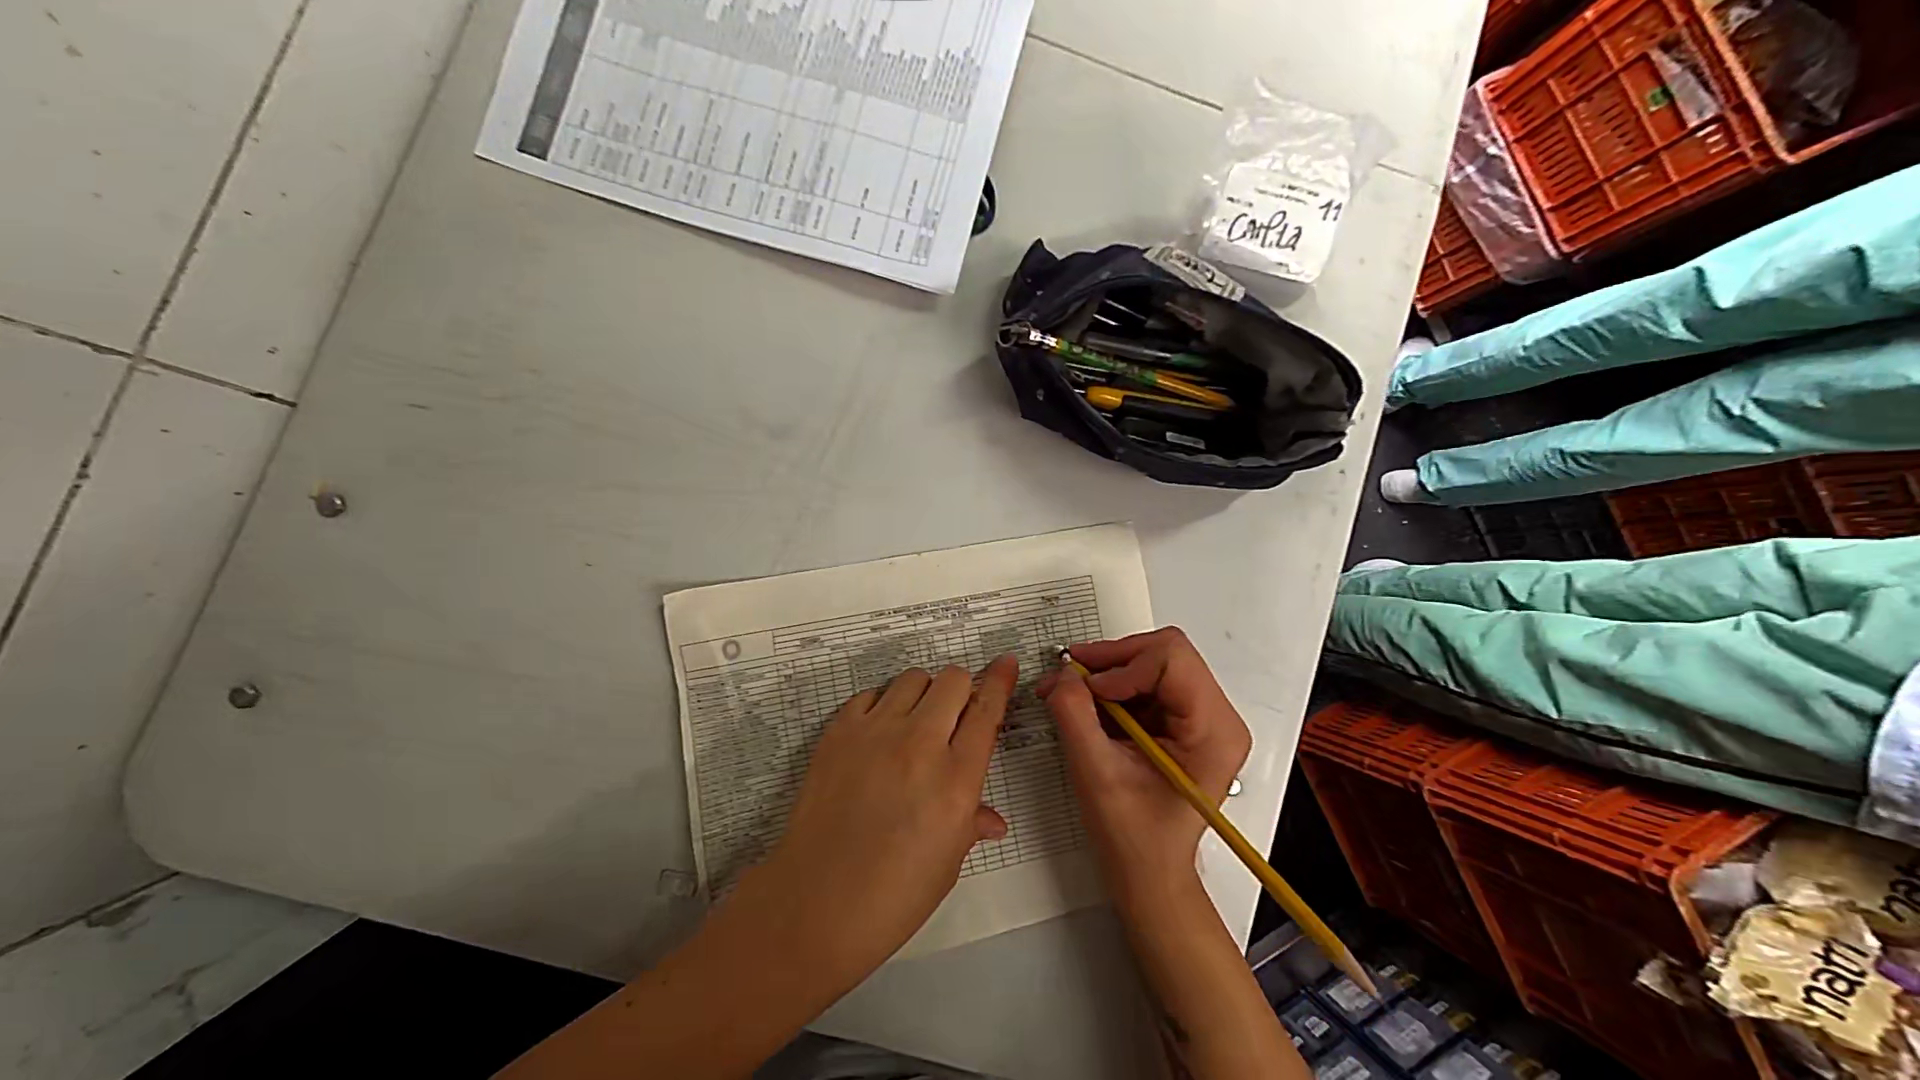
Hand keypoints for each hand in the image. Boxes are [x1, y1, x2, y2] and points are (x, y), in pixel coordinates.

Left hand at [736, 656, 1017, 984]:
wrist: (815, 903)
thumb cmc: (892, 895)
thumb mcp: (948, 861)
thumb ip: (972, 822)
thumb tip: (990, 819)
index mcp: (956, 779)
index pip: (987, 710)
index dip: (1000, 681)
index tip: (1006, 664)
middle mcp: (919, 744)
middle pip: (952, 680)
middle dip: (962, 689)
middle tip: (956, 712)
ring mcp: (874, 733)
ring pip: (912, 678)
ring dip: (923, 693)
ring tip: (916, 721)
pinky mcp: (838, 733)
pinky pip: (869, 694)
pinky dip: (882, 703)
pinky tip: (880, 731)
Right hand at [1039, 628, 1250, 904]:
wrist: (1149, 871)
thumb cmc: (1136, 839)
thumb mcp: (1097, 774)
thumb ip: (1075, 716)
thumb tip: (1064, 674)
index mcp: (1213, 731)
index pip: (1171, 658)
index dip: (1123, 665)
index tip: (1089, 688)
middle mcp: (1216, 717)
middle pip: (1163, 651)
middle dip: (1111, 660)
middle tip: (1071, 676)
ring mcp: (1200, 716)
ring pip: (1150, 660)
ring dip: (1107, 673)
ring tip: (1071, 694)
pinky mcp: (1181, 718)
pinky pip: (1144, 679)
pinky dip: (1111, 686)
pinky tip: (1088, 707)